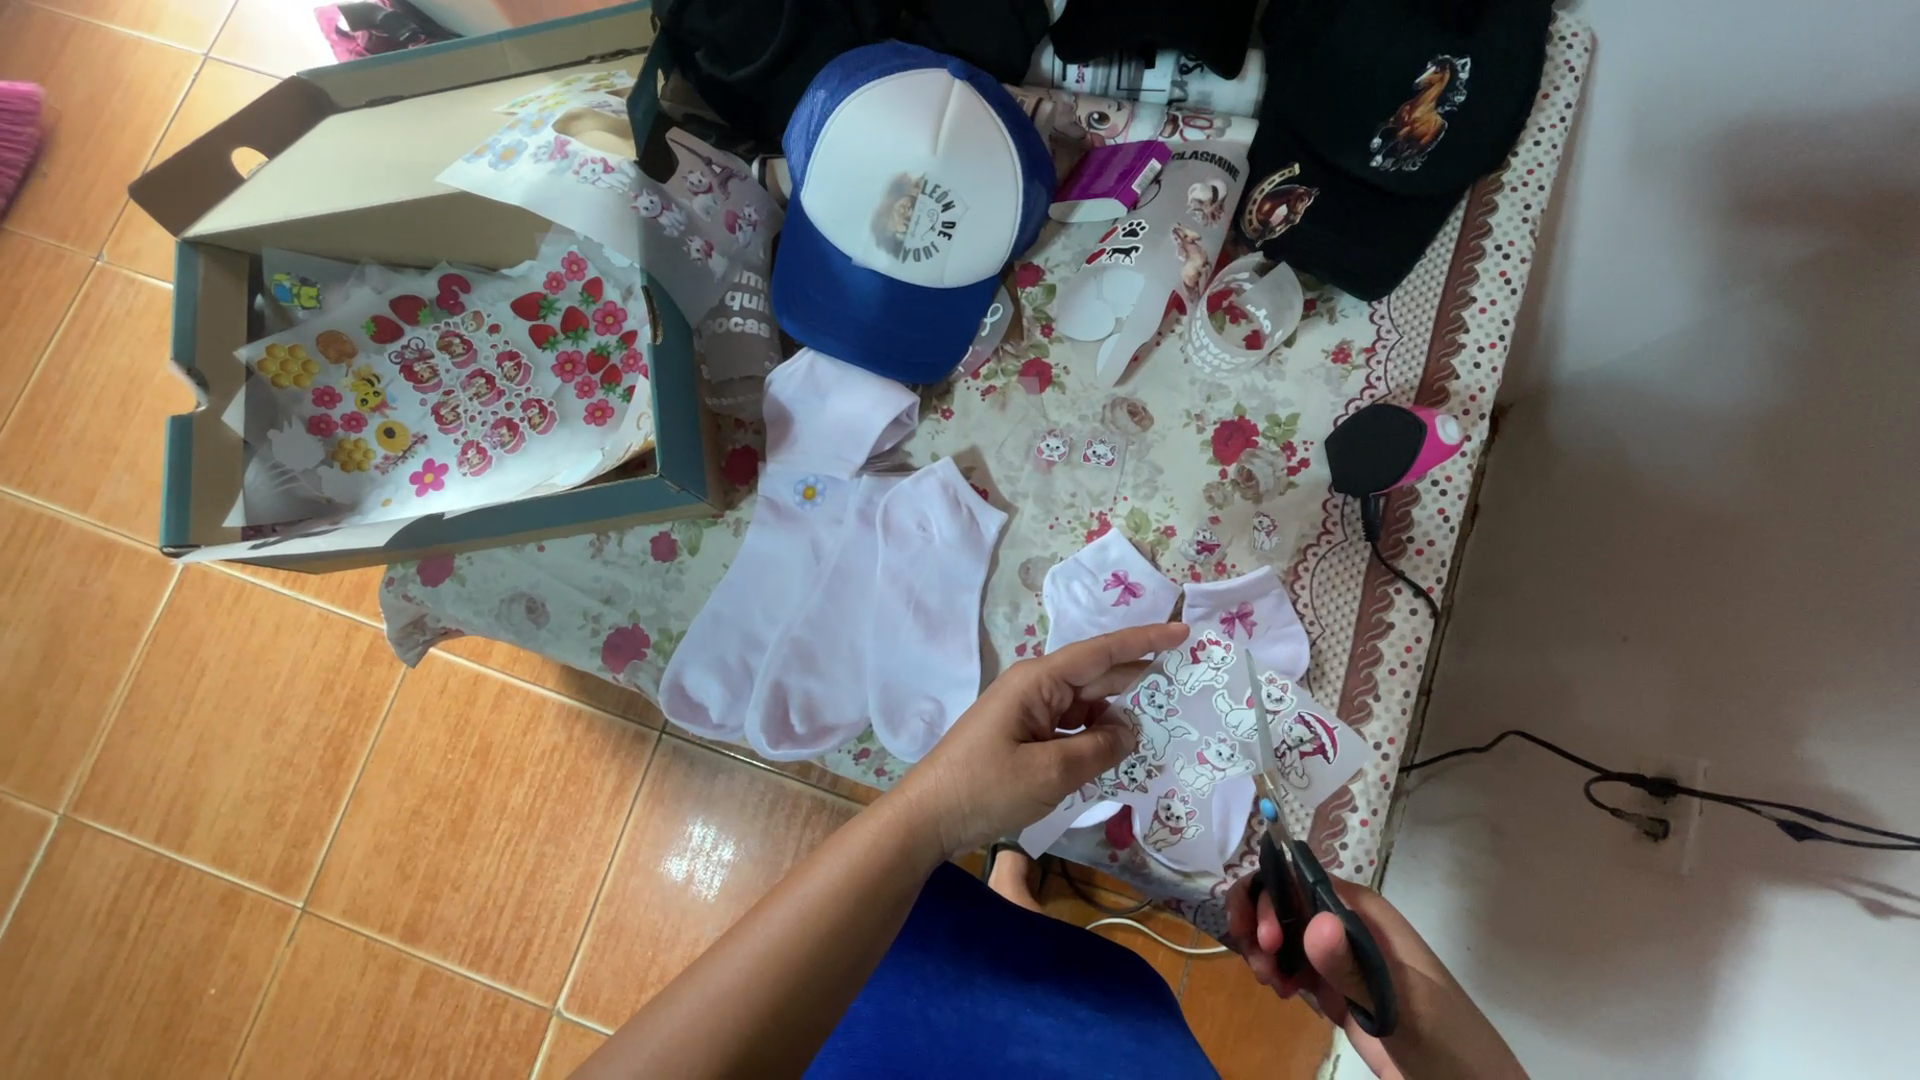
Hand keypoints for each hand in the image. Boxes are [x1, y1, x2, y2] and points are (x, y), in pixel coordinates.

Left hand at [890, 622, 1189, 857]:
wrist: (928, 817)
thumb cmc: (984, 788)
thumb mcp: (1049, 773)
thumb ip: (1098, 749)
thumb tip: (1129, 730)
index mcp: (1037, 682)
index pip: (1100, 652)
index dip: (1143, 642)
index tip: (1182, 632)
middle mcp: (1035, 688)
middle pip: (1096, 676)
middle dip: (1139, 678)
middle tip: (1186, 684)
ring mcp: (1028, 712)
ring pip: (1086, 705)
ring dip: (1118, 715)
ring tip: (1163, 724)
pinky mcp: (1024, 736)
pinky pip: (1070, 727)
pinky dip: (1096, 736)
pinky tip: (1121, 751)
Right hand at [1225, 875, 1526, 1079]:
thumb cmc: (1447, 1044)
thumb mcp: (1401, 1007)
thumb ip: (1354, 968)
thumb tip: (1314, 920)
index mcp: (1365, 912)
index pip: (1302, 878)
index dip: (1273, 897)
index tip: (1265, 939)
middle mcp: (1347, 923)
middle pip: (1285, 898)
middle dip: (1260, 921)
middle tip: (1260, 963)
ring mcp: (1340, 955)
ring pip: (1282, 928)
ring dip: (1262, 946)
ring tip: (1268, 981)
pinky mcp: (1334, 986)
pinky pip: (1292, 961)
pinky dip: (1275, 969)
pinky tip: (1281, 992)